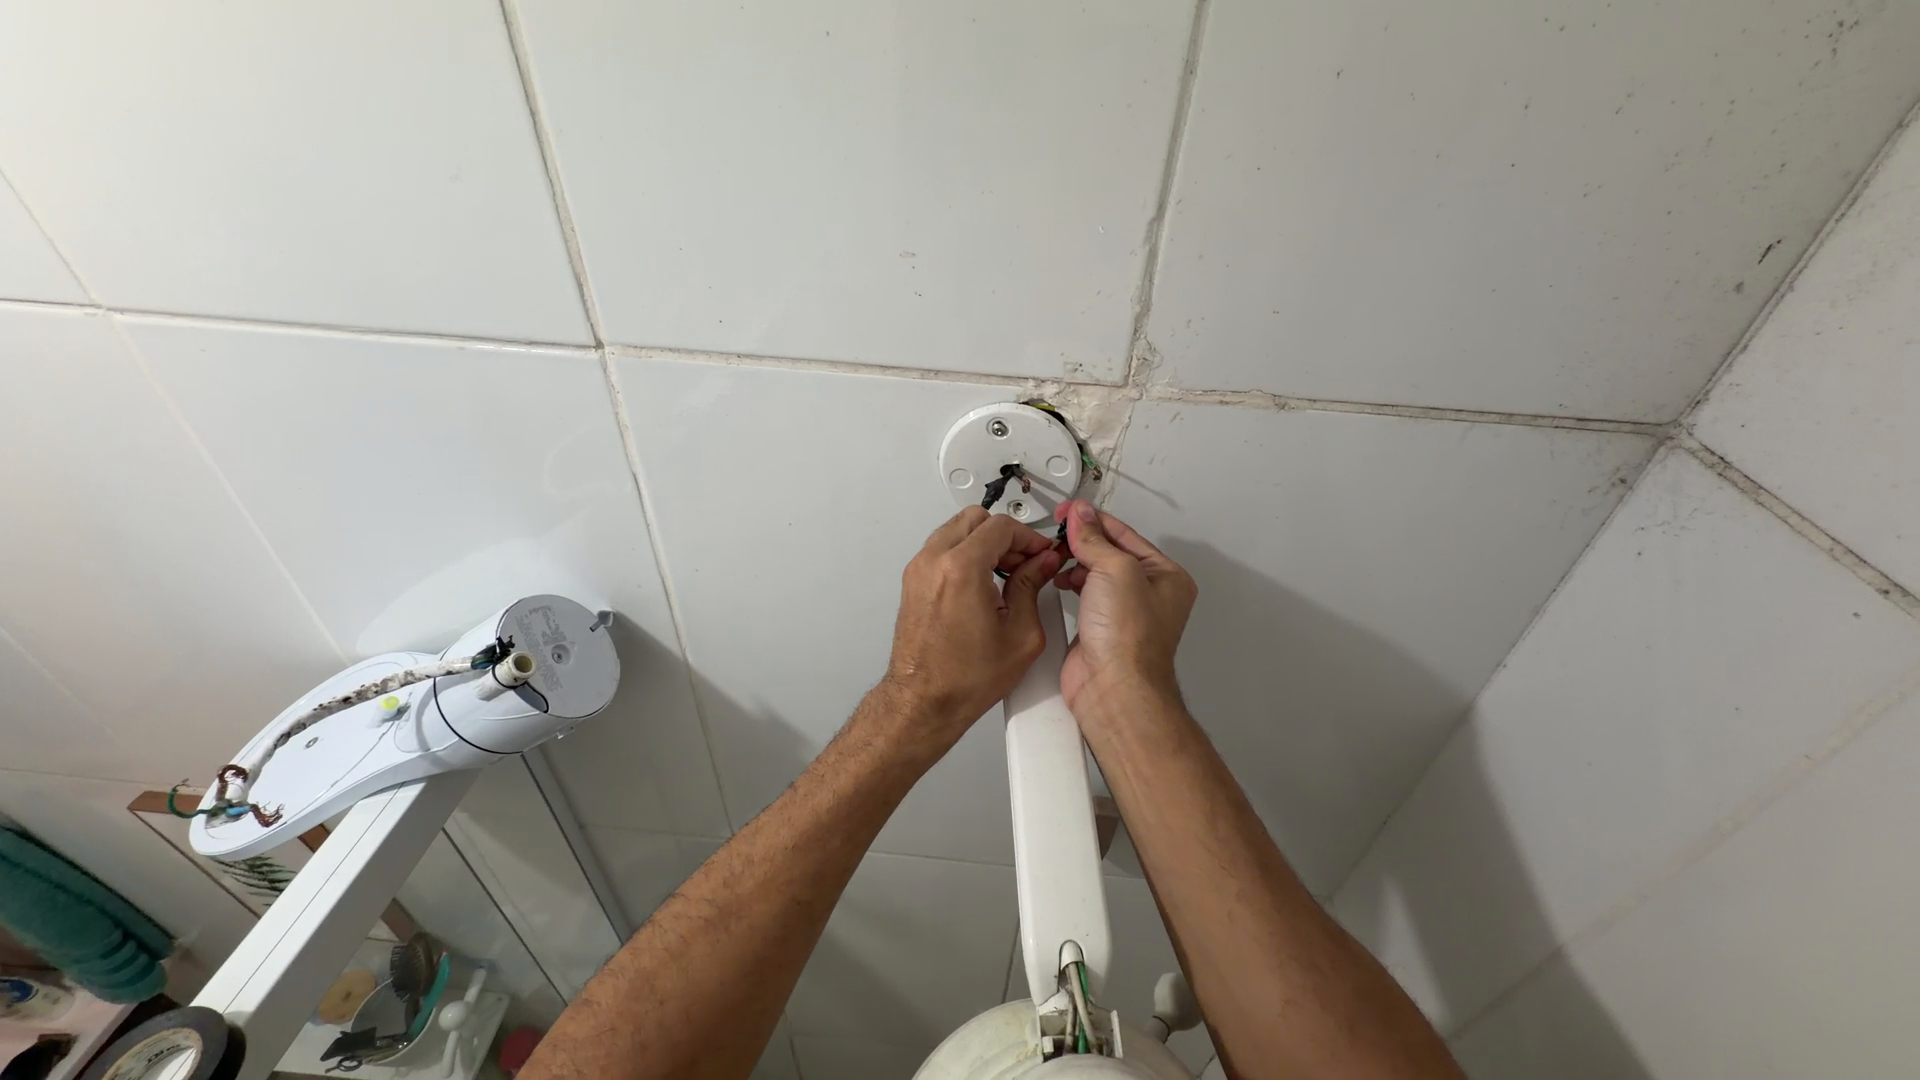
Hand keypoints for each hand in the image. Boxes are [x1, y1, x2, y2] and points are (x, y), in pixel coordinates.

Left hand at [881, 507, 1063, 745]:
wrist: (925, 701)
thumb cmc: (964, 679)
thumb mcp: (1020, 634)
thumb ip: (1032, 587)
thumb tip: (1042, 563)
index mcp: (961, 570)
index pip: (1000, 527)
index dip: (1028, 537)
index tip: (1041, 553)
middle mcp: (933, 563)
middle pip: (974, 519)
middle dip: (1005, 535)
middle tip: (1024, 561)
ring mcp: (918, 571)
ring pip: (955, 531)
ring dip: (983, 542)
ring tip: (1006, 573)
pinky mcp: (912, 582)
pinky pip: (941, 550)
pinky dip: (964, 554)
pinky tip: (984, 583)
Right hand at [1053, 501, 1196, 714]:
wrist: (1113, 687)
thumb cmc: (1129, 639)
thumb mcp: (1116, 570)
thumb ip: (1095, 539)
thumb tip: (1081, 516)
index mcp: (1166, 576)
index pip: (1125, 535)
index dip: (1094, 519)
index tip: (1068, 511)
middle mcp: (1148, 594)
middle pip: (1109, 552)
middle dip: (1082, 540)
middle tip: (1058, 531)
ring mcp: (1123, 613)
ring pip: (1094, 573)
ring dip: (1073, 561)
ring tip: (1055, 554)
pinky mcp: (1099, 628)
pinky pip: (1082, 595)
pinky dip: (1068, 583)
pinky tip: (1057, 579)